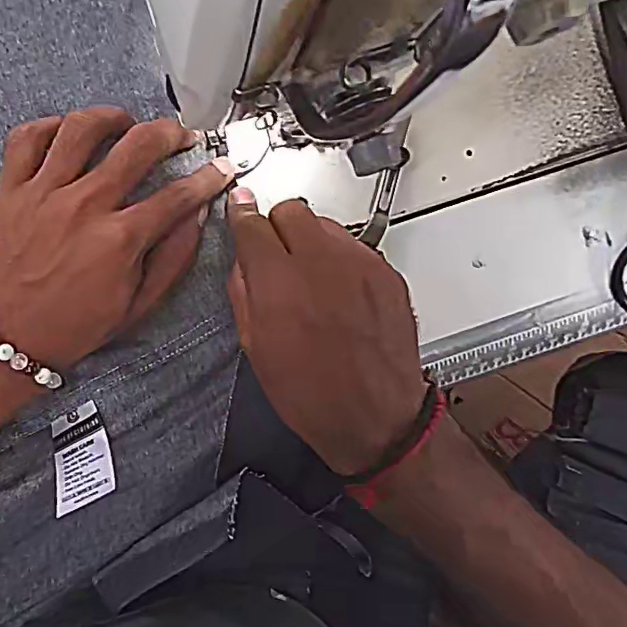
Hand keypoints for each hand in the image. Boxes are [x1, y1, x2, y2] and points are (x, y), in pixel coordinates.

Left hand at [0, 108, 234, 430]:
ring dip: (113, 117)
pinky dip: (50, 125)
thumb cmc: (75, 324)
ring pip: (82, 128)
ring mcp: (44, 194)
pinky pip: (27, 138)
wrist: (15, 336)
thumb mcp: (139, 304)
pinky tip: (67, 133)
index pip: (178, 194)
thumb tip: (197, 215)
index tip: (217, 169)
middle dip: (171, 133)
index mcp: (119, 239)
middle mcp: (84, 207)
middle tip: (179, 136)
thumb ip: (175, 258)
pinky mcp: (13, 191)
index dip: (207, 177)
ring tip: (125, 123)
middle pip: (139, 145)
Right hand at [226, 188, 429, 474]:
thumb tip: (242, 263)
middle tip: (275, 252)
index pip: (252, 223)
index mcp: (279, 282)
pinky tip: (337, 289)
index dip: (241, 215)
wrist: (375, 417)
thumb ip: (244, 293)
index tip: (240, 210)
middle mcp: (321, 264)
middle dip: (276, 226)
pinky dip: (340, 258)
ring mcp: (359, 265)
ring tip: (309, 277)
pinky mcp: (386, 273)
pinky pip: (354, 246)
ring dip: (310, 241)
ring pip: (325, 223)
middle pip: (290, 210)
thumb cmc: (315, 395)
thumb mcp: (256, 348)